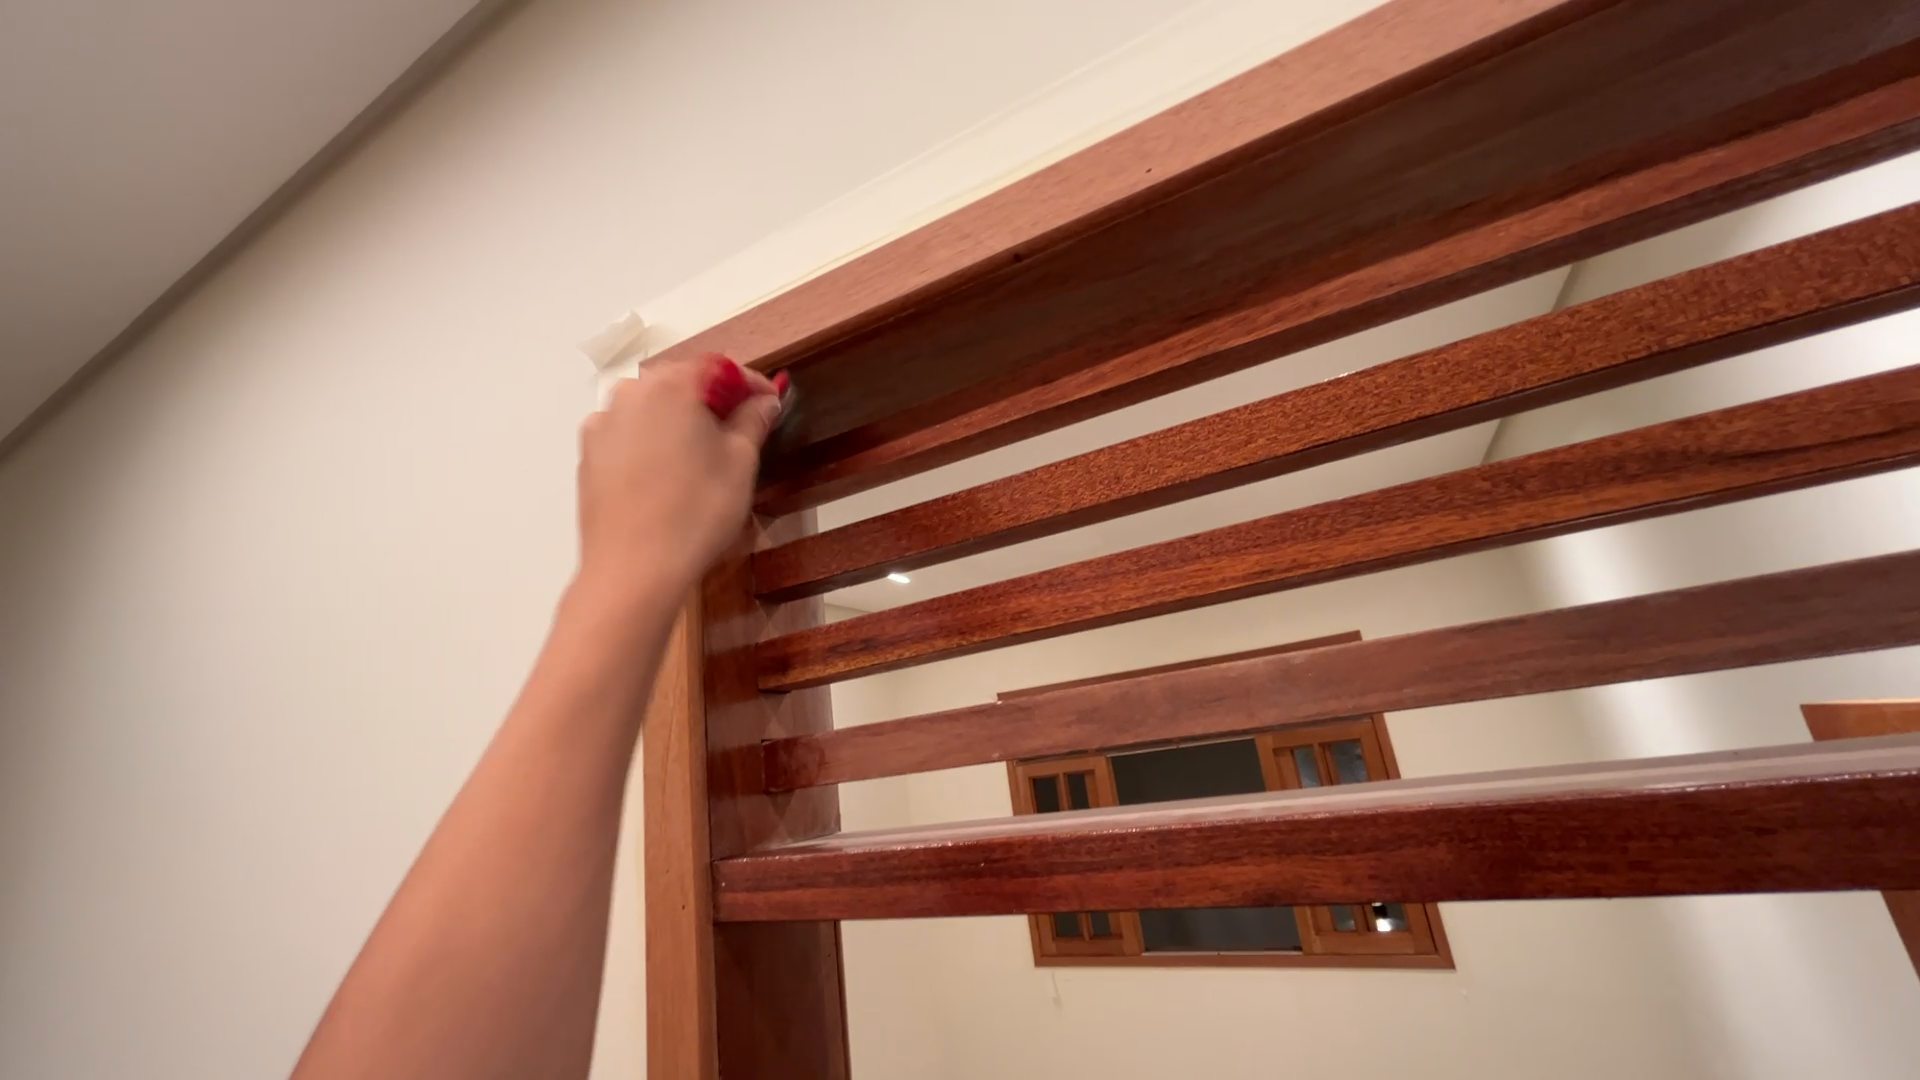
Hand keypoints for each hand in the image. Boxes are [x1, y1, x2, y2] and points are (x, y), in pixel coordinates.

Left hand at [576, 353, 780, 602]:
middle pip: (683, 383)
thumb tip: (763, 400)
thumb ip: (753, 421)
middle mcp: (630, 393)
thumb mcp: (741, 463)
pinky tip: (672, 475)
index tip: (772, 402)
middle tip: (745, 430)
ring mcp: (602, 424)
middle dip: (716, 401)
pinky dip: (655, 442)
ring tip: (708, 456)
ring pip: (654, 409)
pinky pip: (631, 435)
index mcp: (671, 385)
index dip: (752, 384)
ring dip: (684, 421)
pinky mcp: (589, 456)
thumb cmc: (696, 512)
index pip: (721, 367)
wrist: (634, 570)